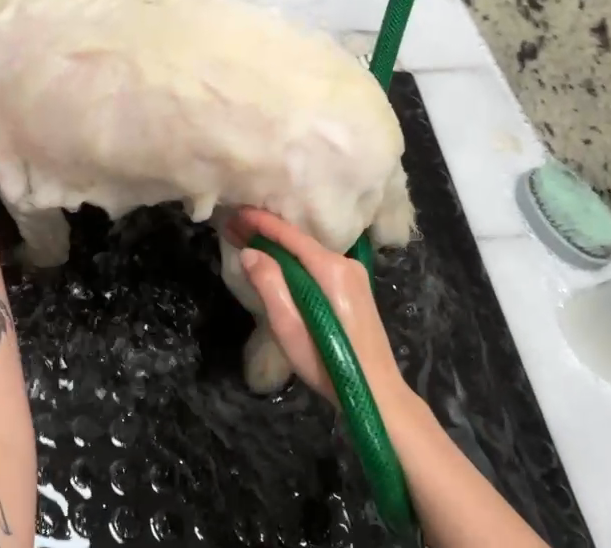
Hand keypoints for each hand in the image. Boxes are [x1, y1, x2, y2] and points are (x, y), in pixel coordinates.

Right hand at [225, 207, 410, 410]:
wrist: (377, 395)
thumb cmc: (328, 363)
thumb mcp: (289, 326)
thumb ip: (269, 284)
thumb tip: (250, 252)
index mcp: (331, 268)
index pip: (288, 234)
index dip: (258, 222)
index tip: (232, 214)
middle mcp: (346, 263)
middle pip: (299, 240)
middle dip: (265, 233)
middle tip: (232, 229)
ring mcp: (354, 276)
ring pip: (308, 252)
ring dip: (278, 247)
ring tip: (248, 243)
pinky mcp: (356, 289)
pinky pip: (317, 264)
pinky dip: (293, 260)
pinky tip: (277, 263)